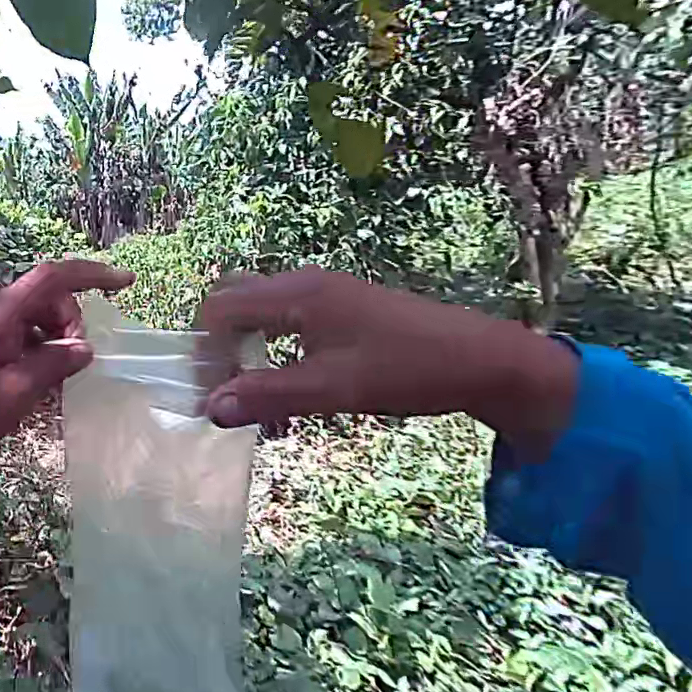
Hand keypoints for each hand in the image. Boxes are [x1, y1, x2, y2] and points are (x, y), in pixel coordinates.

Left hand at [0, 259, 134, 527]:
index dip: (93, 274)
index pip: (54, 277)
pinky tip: (41, 386)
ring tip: (59, 381)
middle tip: (76, 364)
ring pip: (35, 319)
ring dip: (55, 340)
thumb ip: (54, 364)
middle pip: (47, 298)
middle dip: (71, 321)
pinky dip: (38, 352)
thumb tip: (85, 347)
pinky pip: (19, 338)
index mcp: (1, 312)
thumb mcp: (16, 392)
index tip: (127, 282)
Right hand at [195, 269, 578, 456]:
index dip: (205, 347)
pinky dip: (271, 342)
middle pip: (234, 299)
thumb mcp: (334, 388)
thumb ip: (269, 395)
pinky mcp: (338, 302)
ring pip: (259, 307)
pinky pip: (283, 314)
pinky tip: (289, 376)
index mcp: (294, 294)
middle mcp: (300, 282)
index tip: (210, 390)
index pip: (220, 307)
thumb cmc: (406, 369)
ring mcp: (321, 289)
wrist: (486, 360)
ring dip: (245, 344)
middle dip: (219, 342)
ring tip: (254, 388)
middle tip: (225, 385)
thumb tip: (211, 409)